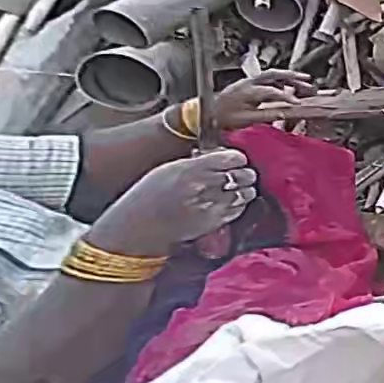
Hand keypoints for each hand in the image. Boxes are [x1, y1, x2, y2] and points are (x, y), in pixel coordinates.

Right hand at [85, 149, 257, 256]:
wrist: (136, 228)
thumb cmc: (148, 196)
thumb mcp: (168, 170)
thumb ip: (199, 161)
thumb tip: (224, 155)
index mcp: (190, 170)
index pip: (233, 158)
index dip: (237, 158)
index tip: (234, 160)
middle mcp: (203, 187)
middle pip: (245, 175)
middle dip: (244, 173)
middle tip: (237, 175)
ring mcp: (211, 206)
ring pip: (247, 192)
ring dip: (243, 189)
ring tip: (232, 189)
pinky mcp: (215, 222)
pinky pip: (240, 208)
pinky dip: (238, 204)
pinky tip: (226, 202)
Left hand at [214, 70, 314, 128]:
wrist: (204, 115)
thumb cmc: (222, 118)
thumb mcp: (247, 119)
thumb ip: (268, 115)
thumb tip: (286, 113)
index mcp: (247, 91)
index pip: (273, 91)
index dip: (288, 97)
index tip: (298, 104)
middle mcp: (248, 83)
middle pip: (274, 74)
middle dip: (292, 76)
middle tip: (307, 80)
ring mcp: (247, 83)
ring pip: (271, 75)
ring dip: (288, 78)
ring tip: (302, 83)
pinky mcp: (248, 85)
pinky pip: (267, 79)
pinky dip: (280, 81)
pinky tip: (288, 87)